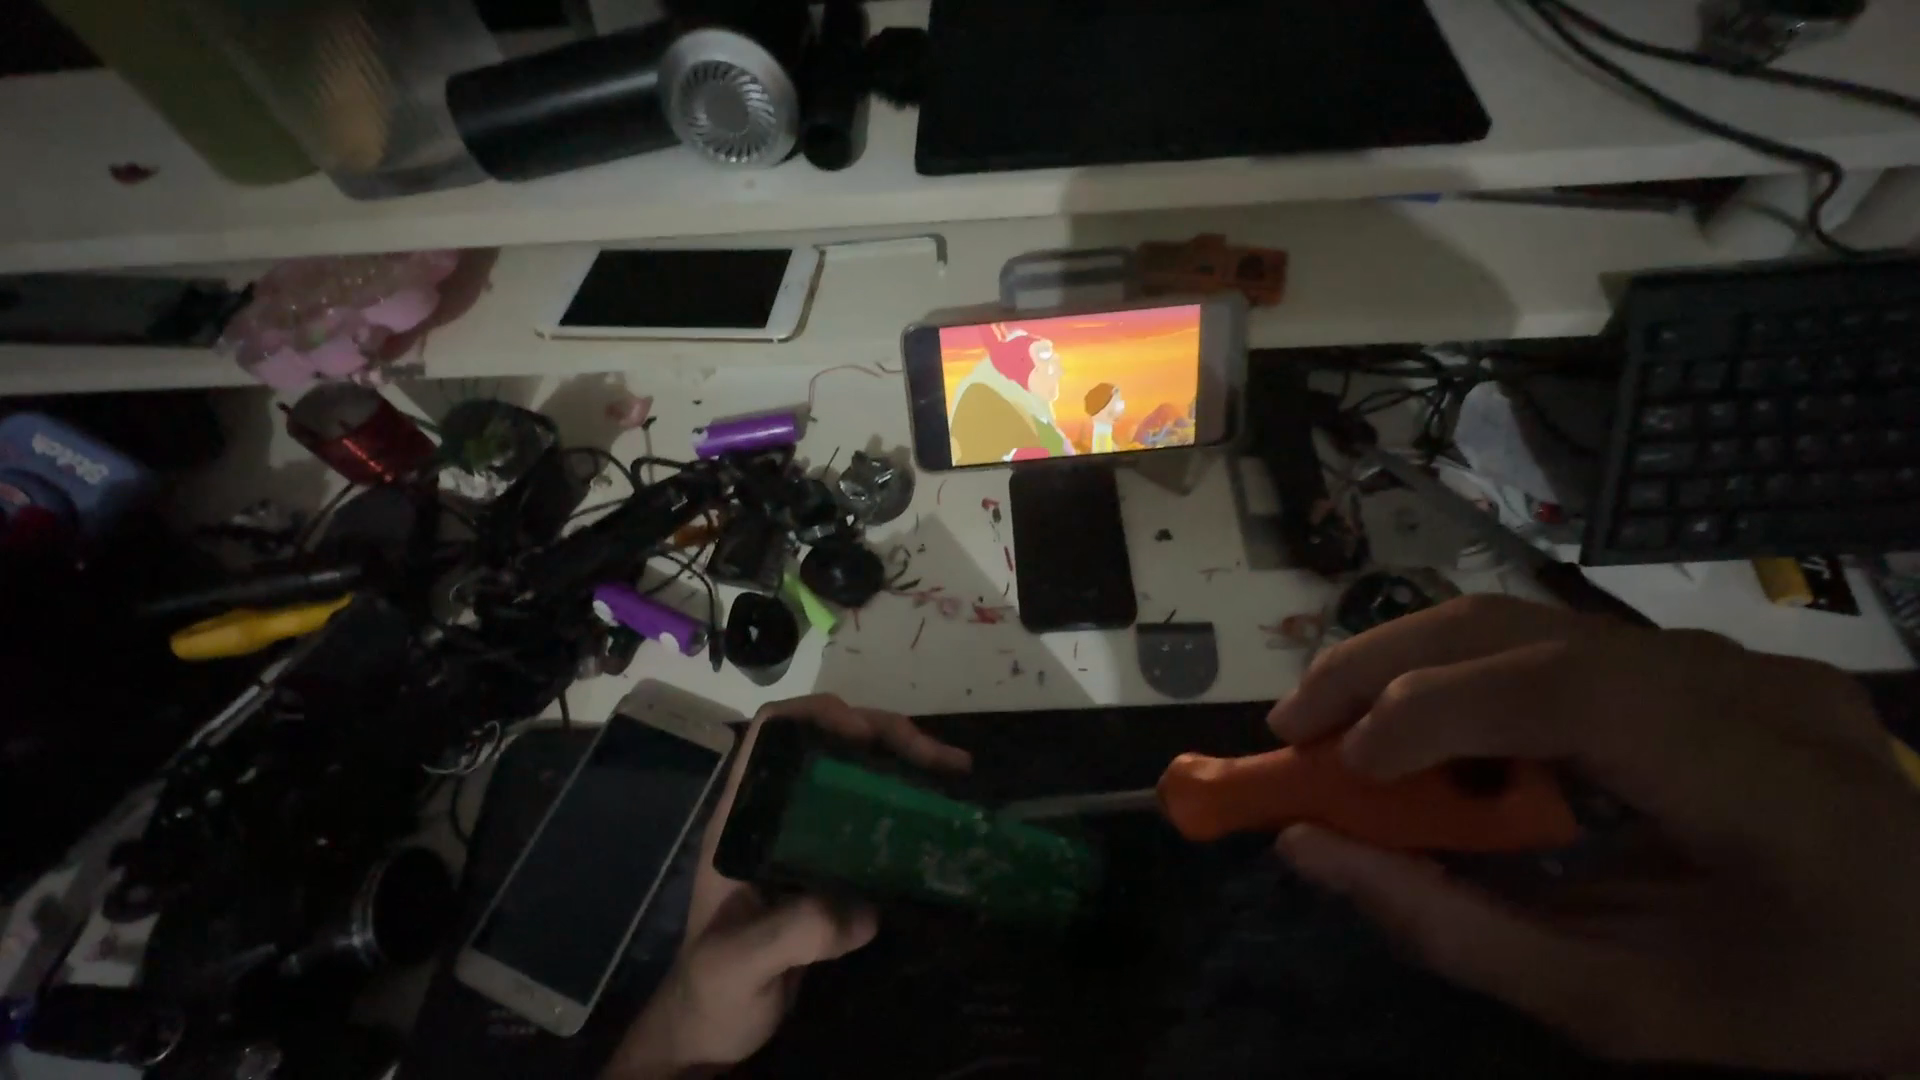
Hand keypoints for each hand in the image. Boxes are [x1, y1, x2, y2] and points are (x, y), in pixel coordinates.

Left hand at [603, 695, 969, 1078]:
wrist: (716, 1031)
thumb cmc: (711, 991)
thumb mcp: (738, 964)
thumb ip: (789, 933)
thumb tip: (863, 910)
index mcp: (745, 817)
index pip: (772, 734)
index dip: (817, 716)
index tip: (864, 735)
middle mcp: (779, 811)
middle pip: (831, 742)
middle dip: (885, 735)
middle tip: (940, 759)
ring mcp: (808, 833)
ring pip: (858, 770)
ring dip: (905, 761)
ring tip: (954, 770)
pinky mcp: (835, 861)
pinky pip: (875, 812)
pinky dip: (909, 800)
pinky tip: (940, 811)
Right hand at [1267, 595, 1919, 1072]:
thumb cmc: (1779, 1008)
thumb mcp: (1609, 1005)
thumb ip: (1446, 926)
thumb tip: (1300, 844)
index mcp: (1776, 792)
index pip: (1578, 697)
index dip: (1438, 712)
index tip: (1346, 768)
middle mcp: (1748, 688)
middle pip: (1516, 631)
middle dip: (1376, 668)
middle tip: (1291, 725)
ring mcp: (1718, 656)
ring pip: (1508, 620)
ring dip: (1396, 664)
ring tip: (1333, 721)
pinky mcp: (1685, 655)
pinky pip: (1532, 641)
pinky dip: (1445, 676)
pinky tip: (1418, 727)